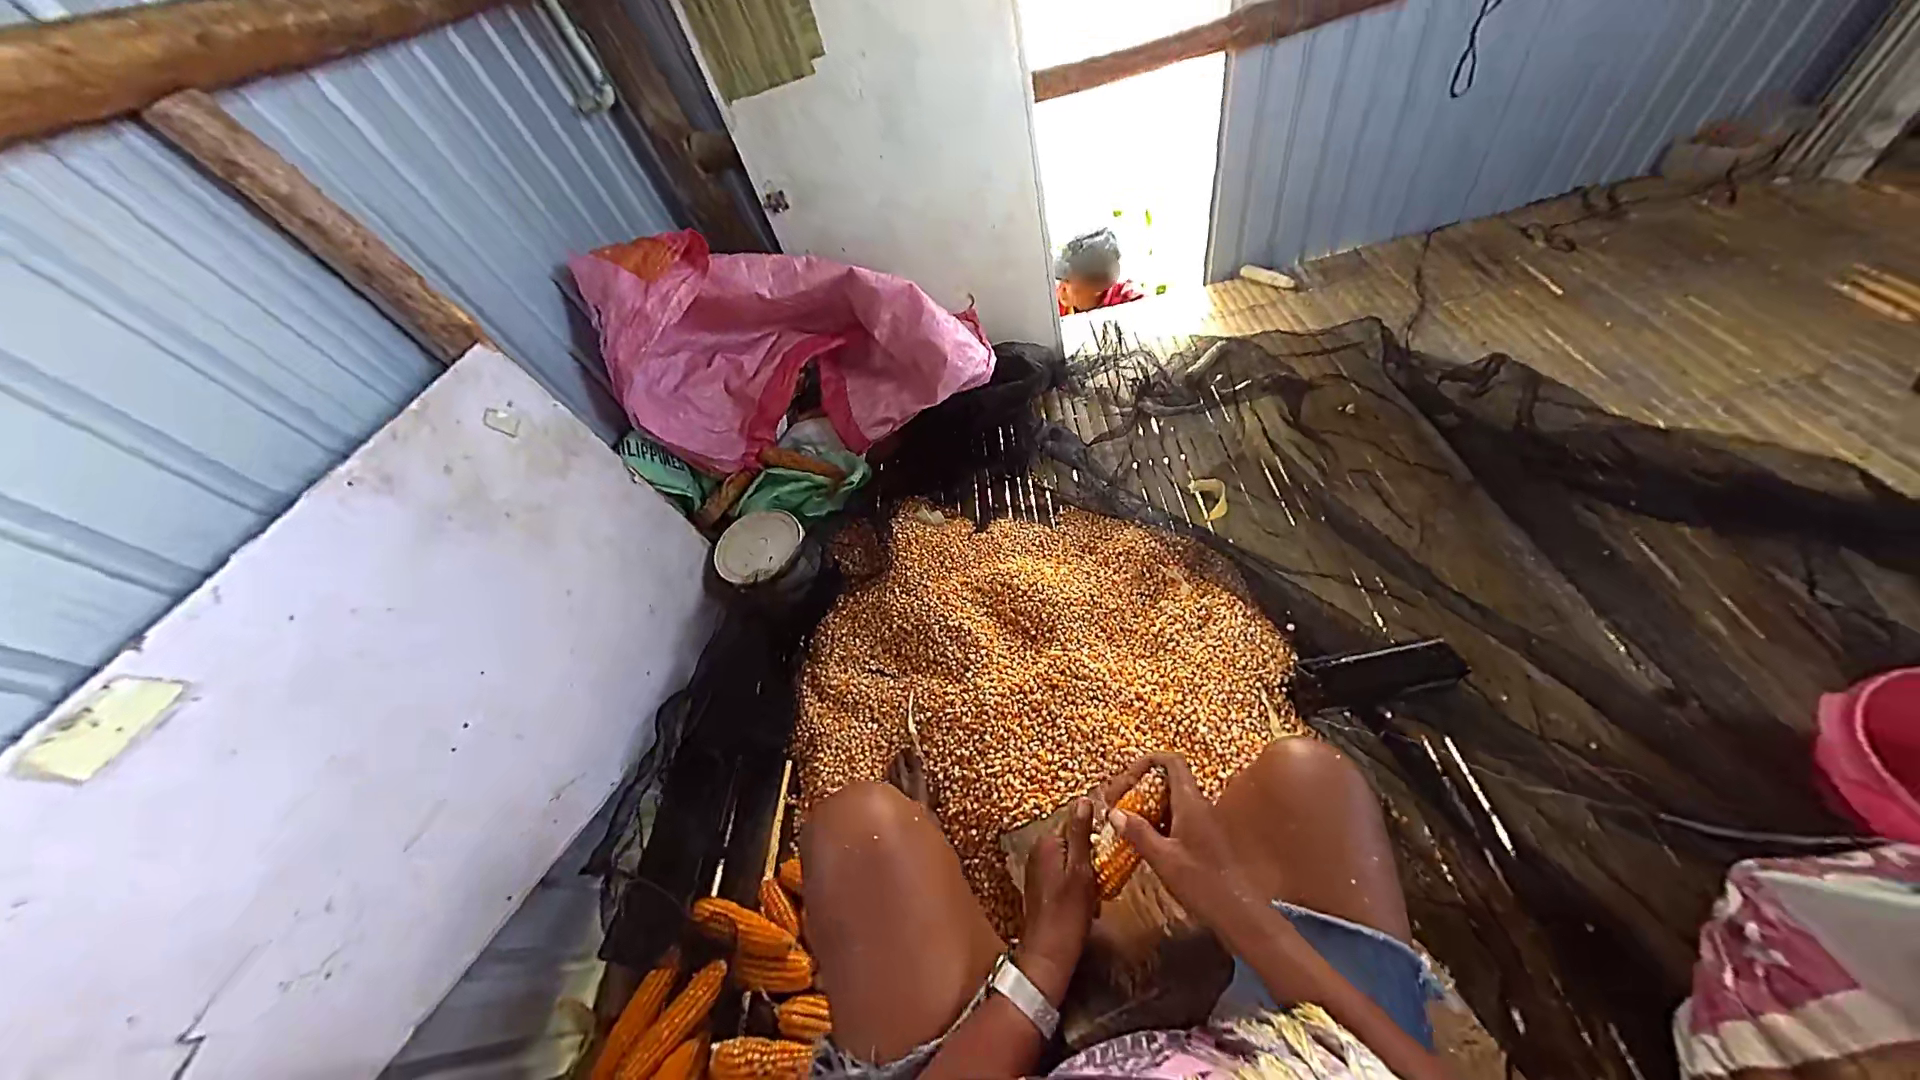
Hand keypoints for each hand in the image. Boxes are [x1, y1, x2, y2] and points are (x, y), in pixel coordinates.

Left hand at [1017, 797, 1096, 992]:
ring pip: (1071, 860)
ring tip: (1095, 894)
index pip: (1075, 823)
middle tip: (1102, 878)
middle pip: (1073, 842)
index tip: (1107, 853)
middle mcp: (1038, 850)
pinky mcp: (1040, 885)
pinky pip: (1064, 875)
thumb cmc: (1068, 913)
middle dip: (1090, 857)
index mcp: (1047, 841)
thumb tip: (1084, 800)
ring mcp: (1037, 868)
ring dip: (1086, 874)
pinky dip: (1077, 885)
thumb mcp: (1081, 870)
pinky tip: (1085, 904)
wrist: (1048, 954)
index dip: (1094, 837)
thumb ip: (1081, 834)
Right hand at [1105, 753, 1264, 938]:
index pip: (1172, 762)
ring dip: (1149, 805)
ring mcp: (1204, 822)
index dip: (1149, 760)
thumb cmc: (1202, 884)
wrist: (1239, 915)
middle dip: (1143, 785)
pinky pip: (1179, 817)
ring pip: (1173, 800)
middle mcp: (1199, 806)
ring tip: (1128, 820)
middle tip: (1121, 802)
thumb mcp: (1163, 859)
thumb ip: (1139, 833)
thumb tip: (1114, 812)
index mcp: (1190, 803)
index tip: (1128, 777)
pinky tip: (1146, 840)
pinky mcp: (1205, 838)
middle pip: (1170, 779)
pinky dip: (1160, 821)